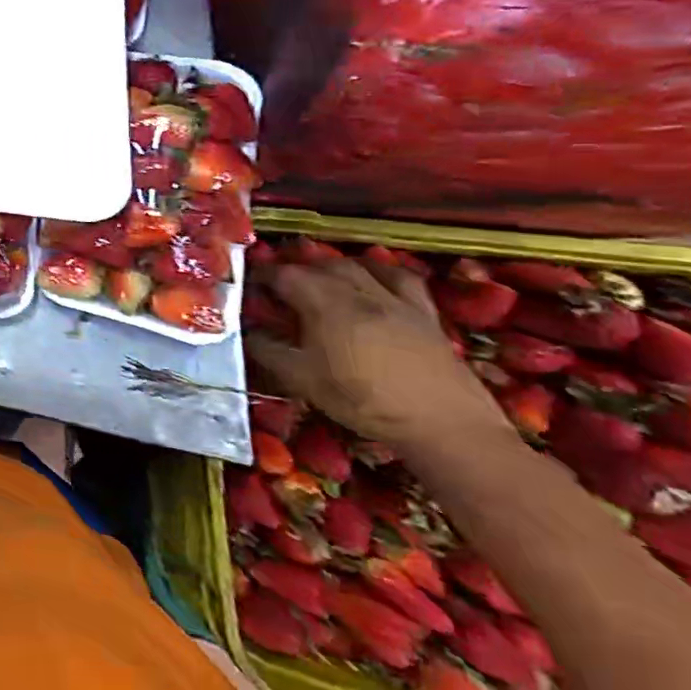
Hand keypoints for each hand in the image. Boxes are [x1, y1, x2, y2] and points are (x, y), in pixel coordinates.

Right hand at [247, 258, 509, 452]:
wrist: (445, 427)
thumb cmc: (364, 402)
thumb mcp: (301, 379)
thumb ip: (267, 349)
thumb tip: (245, 331)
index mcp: (327, 306)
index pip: (284, 274)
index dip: (261, 275)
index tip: (247, 283)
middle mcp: (361, 294)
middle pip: (322, 265)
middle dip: (295, 268)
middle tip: (278, 283)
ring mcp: (397, 301)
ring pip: (360, 266)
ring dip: (334, 266)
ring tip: (321, 278)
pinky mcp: (425, 314)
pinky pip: (401, 279)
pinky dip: (380, 272)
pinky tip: (373, 280)